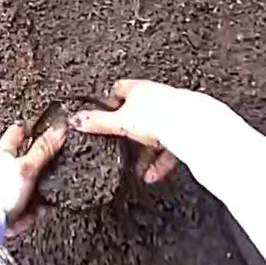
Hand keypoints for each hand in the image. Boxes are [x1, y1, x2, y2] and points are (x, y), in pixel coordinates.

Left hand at [0, 123, 66, 235]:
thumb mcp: (26, 168)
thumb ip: (42, 150)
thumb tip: (58, 129)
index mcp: (0, 153)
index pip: (16, 133)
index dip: (29, 129)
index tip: (39, 127)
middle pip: (20, 164)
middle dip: (35, 173)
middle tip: (45, 177)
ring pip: (19, 191)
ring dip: (31, 199)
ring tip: (35, 206)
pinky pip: (16, 213)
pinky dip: (23, 217)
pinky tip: (24, 219)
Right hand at [69, 79, 240, 184]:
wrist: (190, 126)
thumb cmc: (158, 116)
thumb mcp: (120, 122)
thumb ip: (98, 122)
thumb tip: (75, 119)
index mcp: (138, 89)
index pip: (118, 90)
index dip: (109, 104)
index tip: (102, 117)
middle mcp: (155, 96)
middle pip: (137, 115)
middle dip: (129, 135)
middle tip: (120, 150)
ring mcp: (171, 111)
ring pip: (154, 133)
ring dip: (145, 153)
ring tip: (139, 171)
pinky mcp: (184, 128)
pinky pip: (169, 145)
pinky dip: (161, 160)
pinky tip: (154, 175)